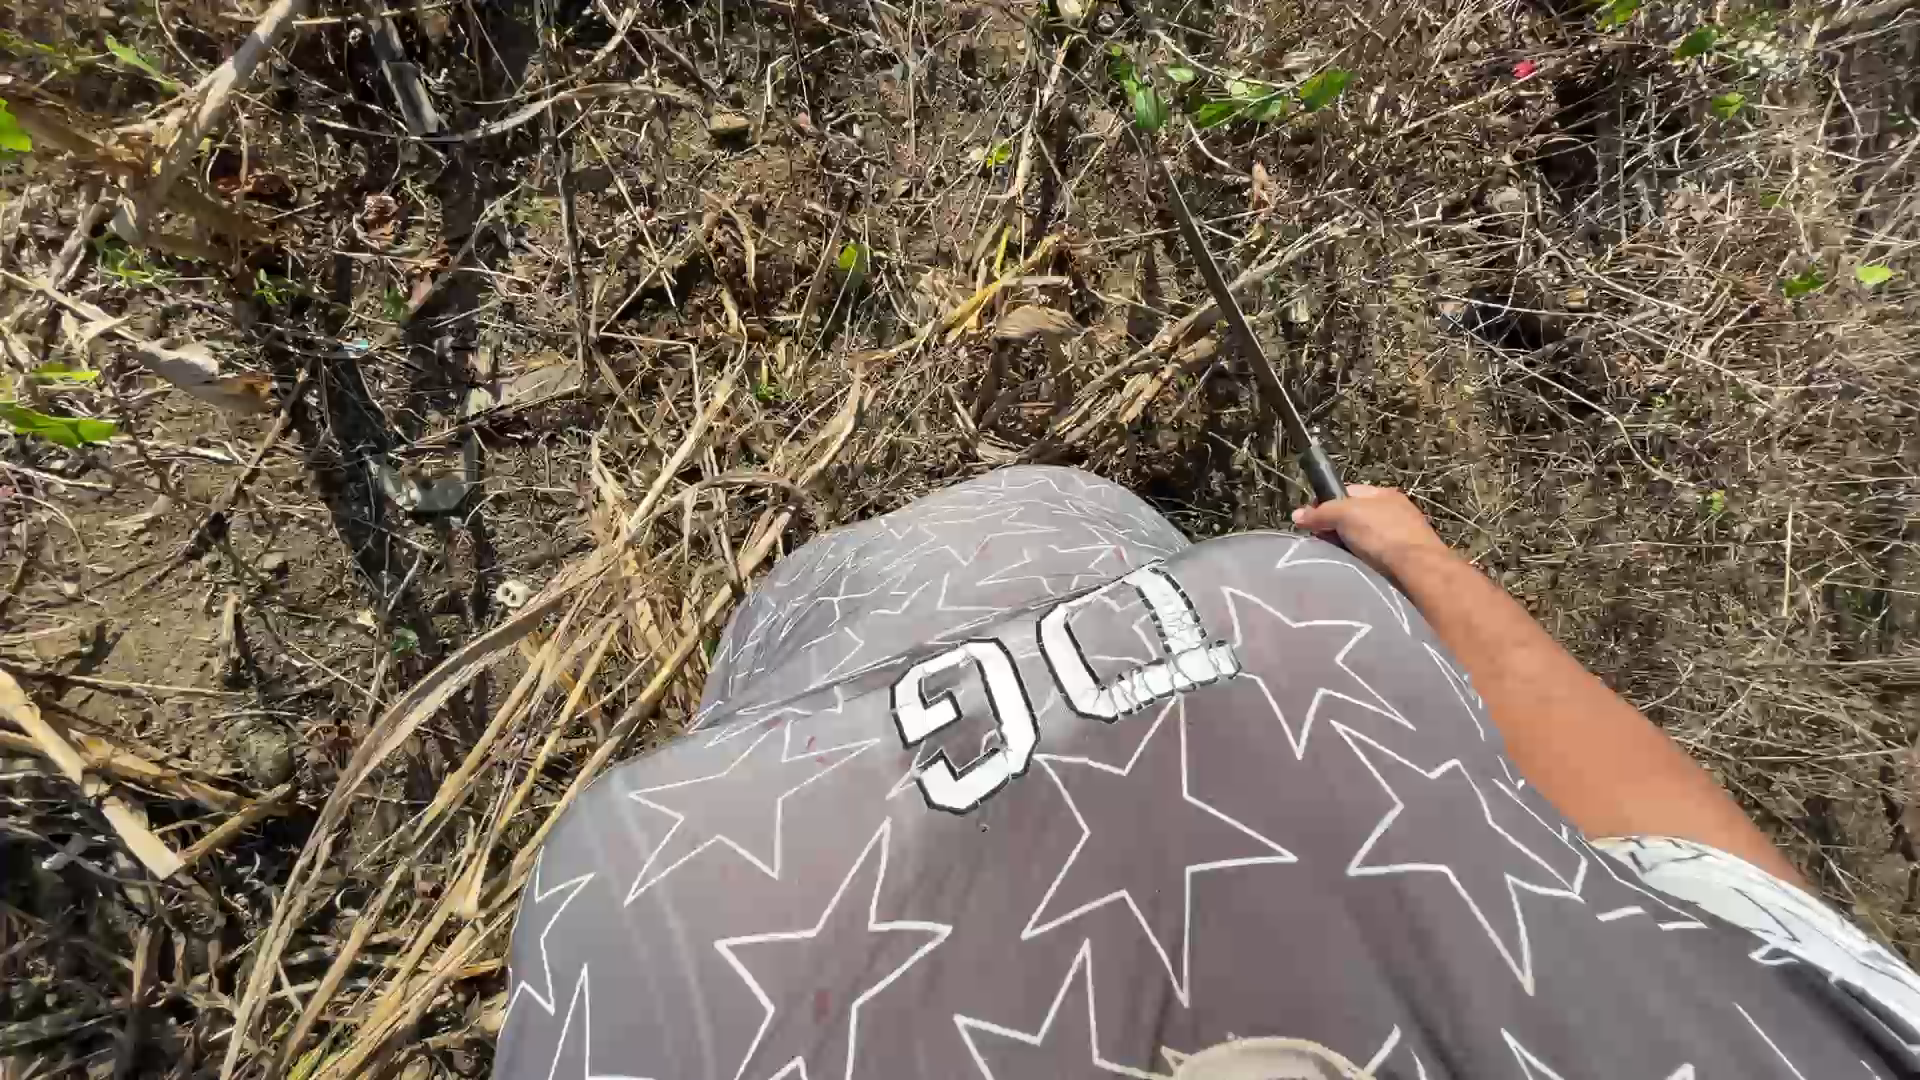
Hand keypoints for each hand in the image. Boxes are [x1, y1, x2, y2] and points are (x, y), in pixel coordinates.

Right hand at [1290, 485, 1451, 573]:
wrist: (1417, 567)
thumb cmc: (1382, 533)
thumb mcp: (1344, 514)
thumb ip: (1319, 513)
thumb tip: (1296, 515)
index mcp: (1382, 494)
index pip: (1346, 492)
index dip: (1325, 503)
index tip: (1311, 519)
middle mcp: (1392, 511)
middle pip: (1351, 515)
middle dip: (1333, 526)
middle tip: (1321, 539)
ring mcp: (1398, 534)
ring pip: (1359, 536)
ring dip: (1345, 544)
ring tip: (1335, 554)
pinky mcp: (1401, 557)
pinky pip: (1370, 553)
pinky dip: (1359, 557)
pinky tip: (1353, 564)